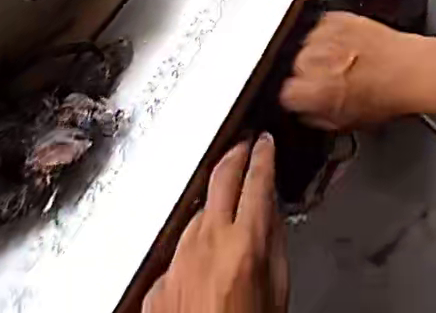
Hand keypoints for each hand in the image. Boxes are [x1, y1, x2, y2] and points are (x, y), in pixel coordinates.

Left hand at [144, 134, 287, 312]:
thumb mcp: (277, 293)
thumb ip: (273, 243)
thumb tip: (269, 206)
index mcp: (243, 244)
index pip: (256, 180)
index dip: (263, 155)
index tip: (265, 142)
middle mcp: (206, 242)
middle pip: (221, 175)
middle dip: (236, 153)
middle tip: (246, 145)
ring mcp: (177, 259)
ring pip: (198, 212)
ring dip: (214, 203)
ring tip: (229, 207)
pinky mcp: (157, 282)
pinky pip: (180, 250)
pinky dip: (194, 248)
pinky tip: (205, 264)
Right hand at [278, 12, 419, 129]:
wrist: (409, 69)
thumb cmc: (386, 96)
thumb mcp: (345, 122)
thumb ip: (315, 117)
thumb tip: (305, 110)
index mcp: (313, 90)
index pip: (285, 92)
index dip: (296, 96)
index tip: (304, 96)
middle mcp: (314, 60)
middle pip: (294, 66)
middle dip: (308, 73)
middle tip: (330, 79)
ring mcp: (324, 35)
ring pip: (306, 45)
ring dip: (318, 52)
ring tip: (342, 61)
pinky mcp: (335, 17)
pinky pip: (320, 26)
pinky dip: (329, 34)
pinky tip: (346, 46)